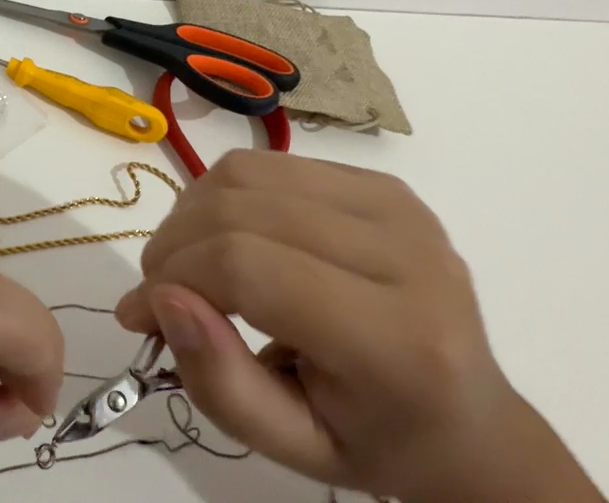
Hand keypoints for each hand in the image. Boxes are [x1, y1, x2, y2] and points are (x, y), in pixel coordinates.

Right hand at [116, 151, 602, 502]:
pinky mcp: (381, 183)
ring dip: (191, 214)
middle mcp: (406, 254)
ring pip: (244, 173)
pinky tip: (229, 237)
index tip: (140, 314)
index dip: (174, 279)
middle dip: (173, 246)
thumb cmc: (374, 439)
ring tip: (190, 263)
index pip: (247, 267)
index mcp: (397, 339)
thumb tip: (161, 297)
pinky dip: (222, 196)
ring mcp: (397, 207)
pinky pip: (266, 164)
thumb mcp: (292, 445)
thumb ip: (220, 382)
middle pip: (238, 209)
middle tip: (159, 290)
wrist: (468, 417)